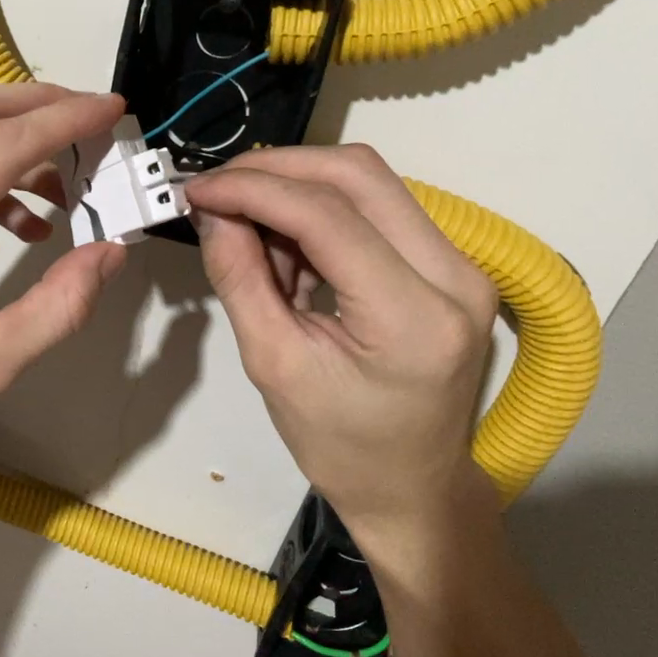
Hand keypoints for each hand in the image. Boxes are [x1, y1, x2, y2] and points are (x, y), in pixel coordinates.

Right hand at [184, 145, 500, 548]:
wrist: (412, 486)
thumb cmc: (338, 443)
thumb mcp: (272, 363)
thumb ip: (239, 277)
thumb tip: (211, 209)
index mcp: (414, 317)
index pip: (328, 217)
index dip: (253, 190)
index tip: (196, 190)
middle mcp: (454, 275)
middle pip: (358, 174)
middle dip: (275, 169)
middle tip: (217, 189)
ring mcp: (461, 264)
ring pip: (368, 181)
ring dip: (295, 189)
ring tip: (248, 233)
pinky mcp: (449, 263)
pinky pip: (375, 206)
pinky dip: (317, 212)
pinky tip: (285, 251)